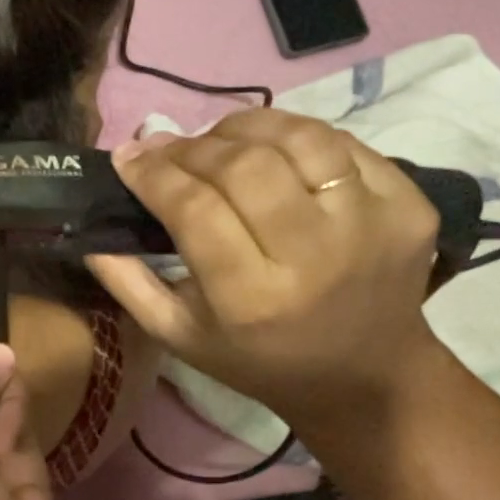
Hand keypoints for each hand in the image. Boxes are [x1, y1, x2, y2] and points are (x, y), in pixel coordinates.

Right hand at [87, 109, 444, 428]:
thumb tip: (89, 233)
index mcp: (249, 296)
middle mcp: (315, 253)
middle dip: (191, 147)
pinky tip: (263, 147)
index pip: (195, 208)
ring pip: (300, 140)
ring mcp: (372, 223)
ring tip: (212, 138)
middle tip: (162, 147)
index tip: (126, 158)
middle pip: (245, 167)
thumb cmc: (252, 358)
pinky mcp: (410, 203)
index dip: (154, 174)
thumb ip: (127, 282)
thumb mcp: (174, 334)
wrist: (364, 371)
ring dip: (244, 127)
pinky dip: (293, 135)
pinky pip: (344, 145)